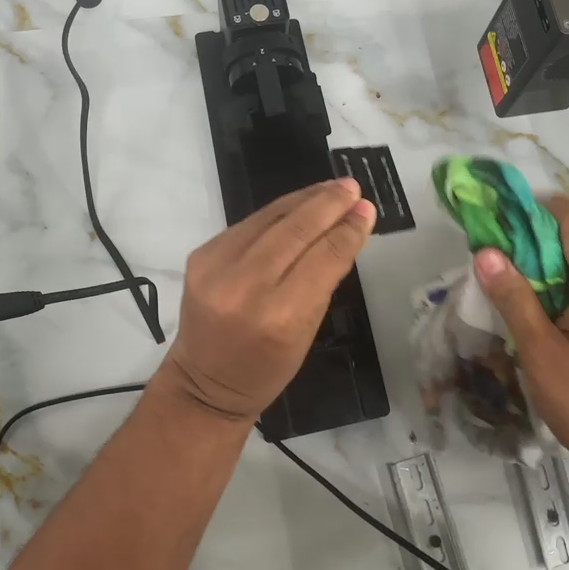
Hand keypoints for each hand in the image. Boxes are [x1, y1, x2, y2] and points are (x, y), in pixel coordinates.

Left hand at [155, 178, 376, 423]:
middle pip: (295, 231)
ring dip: (304, 199)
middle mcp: (245, 287)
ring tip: (332, 188)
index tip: (367, 209)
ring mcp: (217, 267)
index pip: (322, 259)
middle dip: (328, 204)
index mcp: (279, 316)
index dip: (347, 230)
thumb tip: (346, 230)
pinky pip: (248, 225)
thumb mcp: (307, 332)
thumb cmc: (266, 368)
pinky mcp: (201, 255)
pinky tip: (299, 203)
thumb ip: (323, 280)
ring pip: (269, 219)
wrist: (204, 382)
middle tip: (352, 187)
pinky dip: (277, 212)